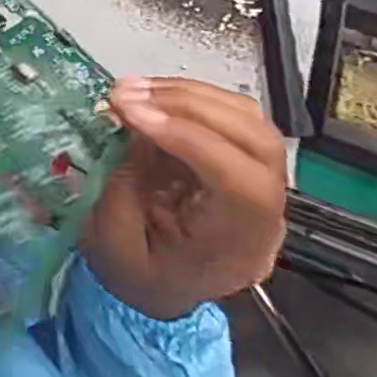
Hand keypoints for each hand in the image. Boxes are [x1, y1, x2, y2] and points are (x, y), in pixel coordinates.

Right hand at [82, 76, 287, 319]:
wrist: (159, 288)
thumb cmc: (136, 273)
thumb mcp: (113, 246)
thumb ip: (122, 191)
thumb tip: (126, 131)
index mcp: (237, 246)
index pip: (242, 184)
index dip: (189, 140)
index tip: (130, 115)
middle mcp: (263, 212)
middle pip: (256, 143)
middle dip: (187, 106)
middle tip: (123, 94)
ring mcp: (256, 182)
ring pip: (249, 121)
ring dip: (185, 94)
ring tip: (129, 89)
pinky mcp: (235, 159)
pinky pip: (229, 115)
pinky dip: (186, 94)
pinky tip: (147, 94)